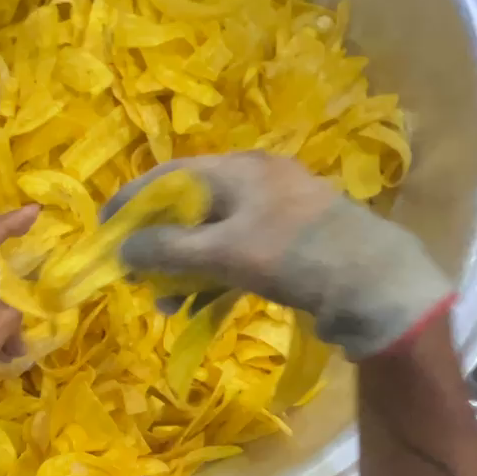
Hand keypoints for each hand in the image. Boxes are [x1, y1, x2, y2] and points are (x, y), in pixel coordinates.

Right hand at [109, 152, 454, 358]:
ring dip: (180, 269)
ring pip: (207, 235)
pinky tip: (198, 305)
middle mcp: (252, 180)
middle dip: (155, 246)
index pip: (167, 176)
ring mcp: (271, 210)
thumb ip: (165, 250)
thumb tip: (121, 249)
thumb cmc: (292, 256)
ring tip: (167, 304)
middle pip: (185, 208)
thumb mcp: (220, 254)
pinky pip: (231, 251)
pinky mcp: (284, 239)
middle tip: (134, 276)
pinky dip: (209, 276)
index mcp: (237, 170)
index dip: (130, 201)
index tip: (102, 229)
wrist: (374, 282)